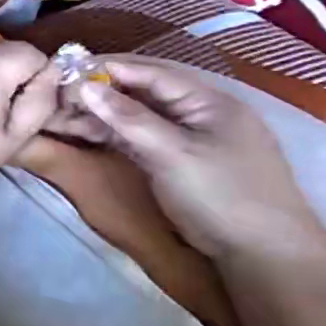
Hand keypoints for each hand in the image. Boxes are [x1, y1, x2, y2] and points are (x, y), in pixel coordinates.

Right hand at [70, 57, 325, 260]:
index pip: (151, 72)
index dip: (108, 67)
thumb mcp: (172, 153)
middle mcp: (198, 113)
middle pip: (141, 90)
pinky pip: (138, 136)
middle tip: (59, 92)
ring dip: (101, 112)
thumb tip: (84, 85)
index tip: (67, 67)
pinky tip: (83, 132)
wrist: (266, 258)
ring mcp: (188, 138)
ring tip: (63, 113)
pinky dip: (111, 132)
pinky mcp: (177, 162)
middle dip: (100, 89)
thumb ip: (127, 117)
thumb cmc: (222, 195)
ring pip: (136, 114)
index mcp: (209, 101)